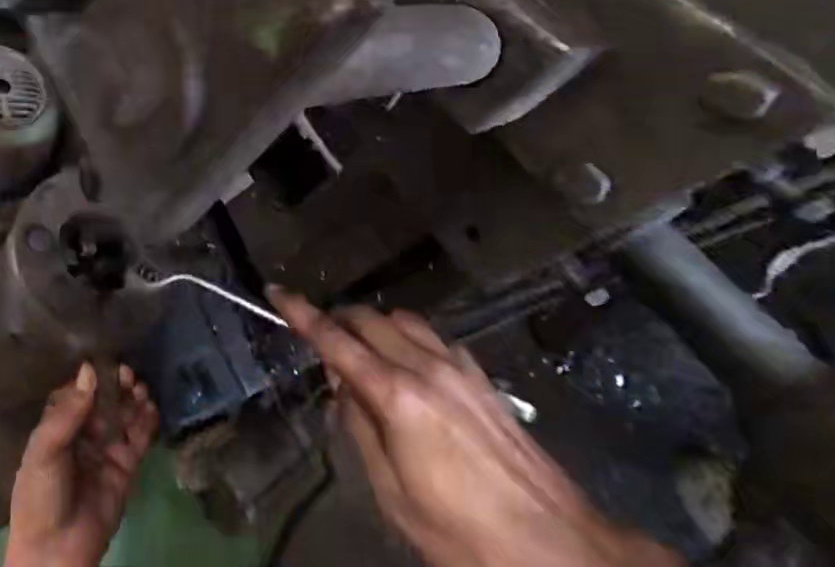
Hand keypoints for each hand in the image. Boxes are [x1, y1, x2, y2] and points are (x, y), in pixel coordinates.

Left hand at [5, 361, 157, 566]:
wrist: (55, 553)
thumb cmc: (40, 497)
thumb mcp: (44, 451)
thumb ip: (67, 413)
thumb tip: (89, 370)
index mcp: (58, 427)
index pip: (78, 392)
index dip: (92, 377)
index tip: (106, 362)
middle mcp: (83, 433)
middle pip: (104, 400)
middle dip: (117, 385)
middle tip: (129, 373)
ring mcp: (106, 450)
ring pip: (123, 415)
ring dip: (134, 399)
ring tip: (141, 388)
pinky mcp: (125, 468)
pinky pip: (138, 439)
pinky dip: (147, 422)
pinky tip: (151, 408)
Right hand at [268, 287, 677, 566]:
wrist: (557, 547)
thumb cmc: (462, 534)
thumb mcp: (394, 496)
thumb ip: (360, 430)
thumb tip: (341, 388)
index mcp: (396, 396)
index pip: (335, 340)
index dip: (301, 314)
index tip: (277, 293)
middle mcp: (425, 367)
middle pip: (368, 318)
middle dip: (338, 320)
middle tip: (321, 343)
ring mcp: (458, 367)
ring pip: (401, 320)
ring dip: (373, 325)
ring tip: (363, 353)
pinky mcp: (481, 378)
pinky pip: (433, 338)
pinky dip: (408, 339)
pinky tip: (410, 367)